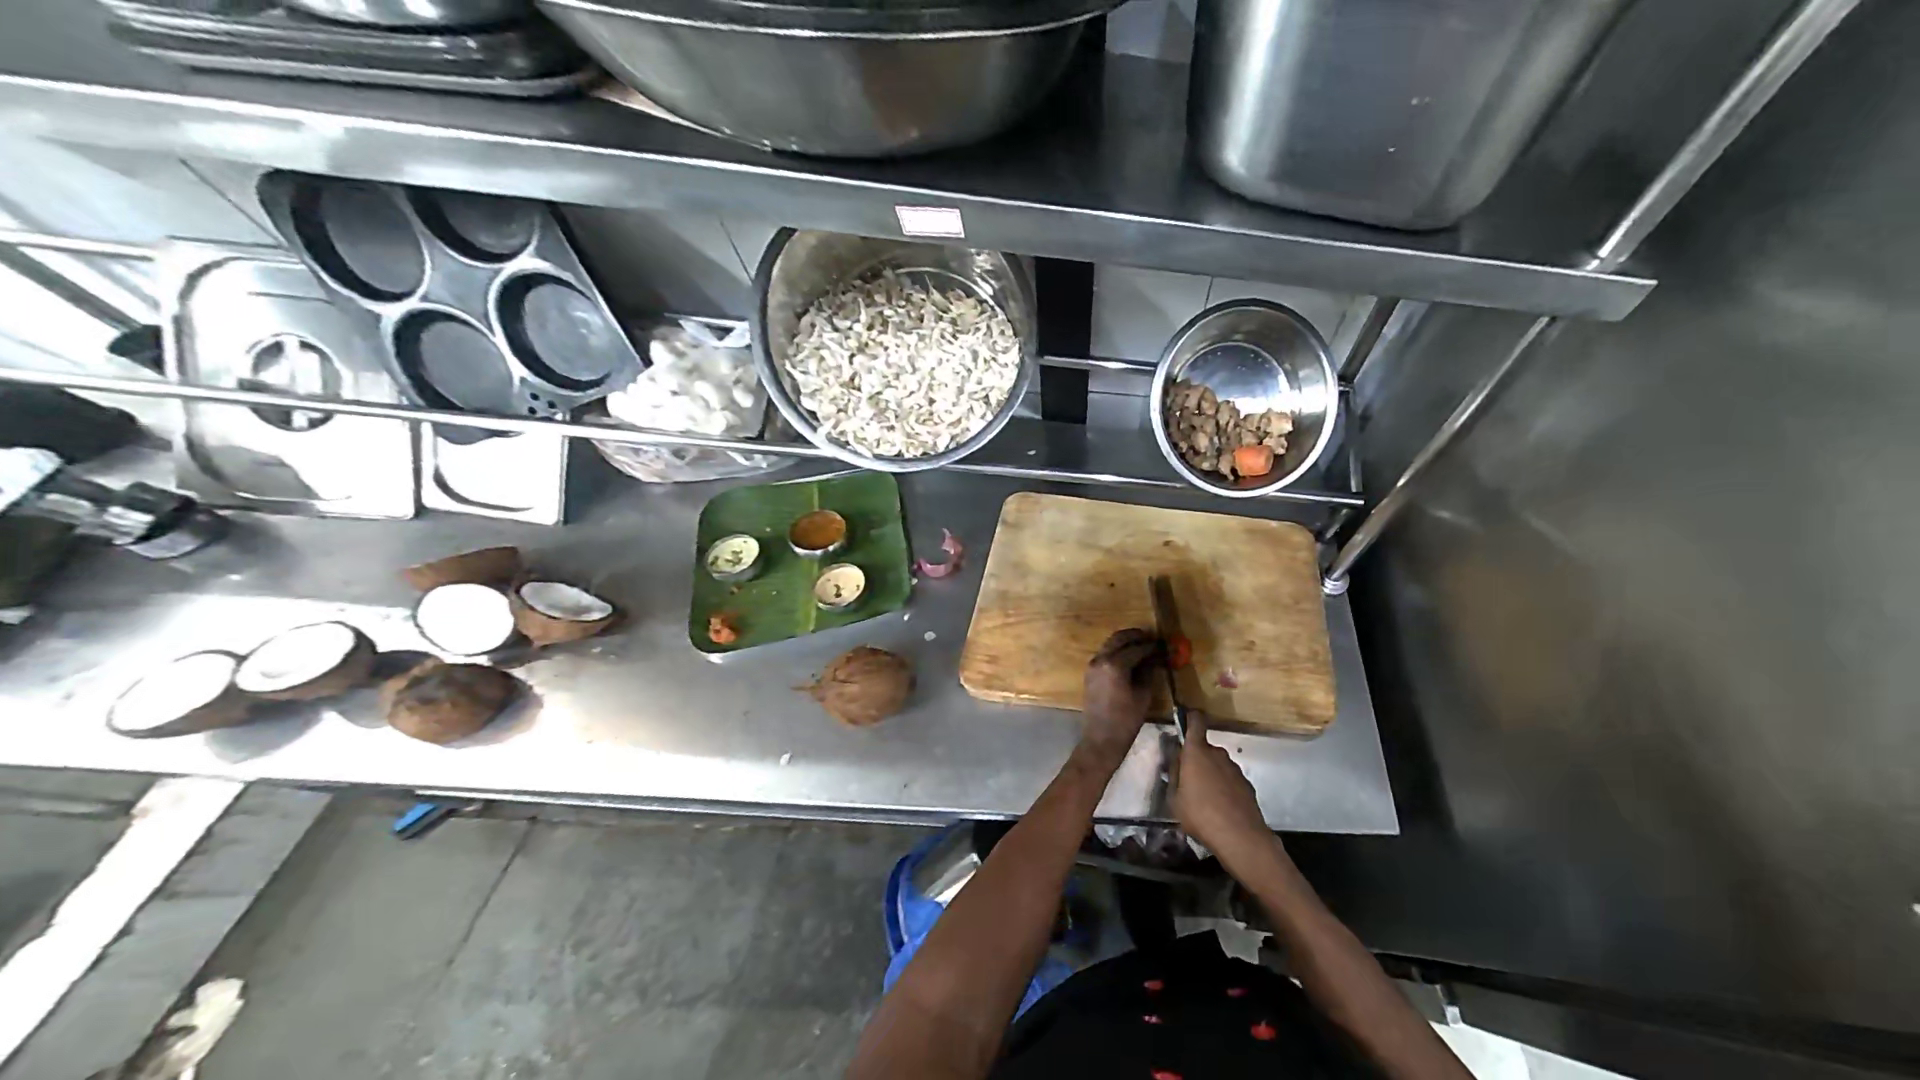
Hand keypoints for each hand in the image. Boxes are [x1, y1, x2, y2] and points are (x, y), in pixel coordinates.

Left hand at [1080, 628, 1157, 757]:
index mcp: (1114, 665)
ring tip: (1142, 645)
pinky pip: (1104, 654)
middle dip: (1135, 636)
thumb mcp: (1143, 694)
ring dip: (1125, 642)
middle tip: (1151, 638)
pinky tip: (1129, 657)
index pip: (1136, 648)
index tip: (1162, 645)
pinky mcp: (1090, 672)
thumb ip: (1148, 672)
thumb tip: (1155, 658)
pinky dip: (1116, 650)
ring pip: (1109, 644)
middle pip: (1118, 639)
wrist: (1101, 737)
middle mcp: (1100, 659)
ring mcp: (1092, 665)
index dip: (1151, 646)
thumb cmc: (1126, 719)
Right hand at [1173, 711, 1277, 870]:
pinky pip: (1230, 780)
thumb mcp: (1174, 797)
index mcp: (1196, 752)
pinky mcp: (1247, 785)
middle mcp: (1218, 754)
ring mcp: (1235, 770)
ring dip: (1211, 774)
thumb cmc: (1200, 814)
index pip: (1196, 722)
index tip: (1185, 718)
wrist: (1240, 837)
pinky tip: (1220, 808)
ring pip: (1218, 765)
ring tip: (1204, 798)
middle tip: (1187, 779)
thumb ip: (1174, 773)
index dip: (1190, 717)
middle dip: (1196, 759)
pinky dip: (1224, 788)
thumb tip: (1177, 759)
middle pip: (1205, 748)